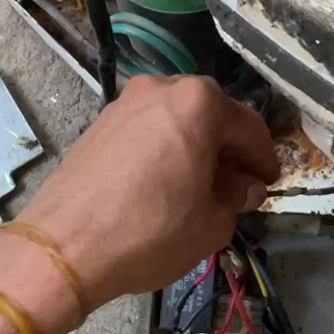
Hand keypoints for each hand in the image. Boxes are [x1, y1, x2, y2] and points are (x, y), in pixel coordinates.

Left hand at [0, 76, 278, 327]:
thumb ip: (236, 198)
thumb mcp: (211, 223)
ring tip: (200, 189)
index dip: (264, 159)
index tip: (269, 183)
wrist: (64, 245)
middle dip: (228, 151)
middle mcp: (161, 88)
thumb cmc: (150, 230)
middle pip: (210, 116)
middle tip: (238, 188)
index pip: (248, 127)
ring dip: (195, 148)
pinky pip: (146, 130)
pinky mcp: (98, 123)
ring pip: (175, 121)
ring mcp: (124, 102)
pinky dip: (164, 150)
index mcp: (198, 102)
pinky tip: (164, 184)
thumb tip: (244, 188)